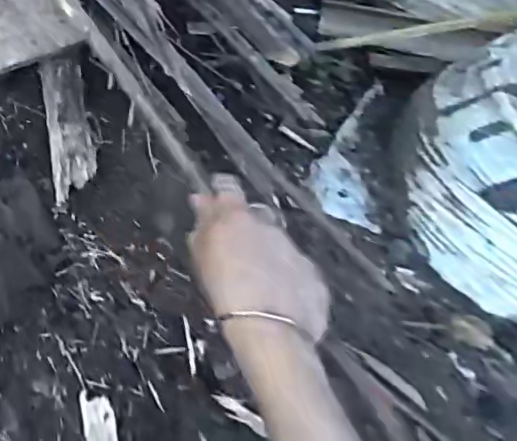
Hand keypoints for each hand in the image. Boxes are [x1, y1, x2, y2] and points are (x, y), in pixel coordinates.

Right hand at [189, 175, 330, 342]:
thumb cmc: (224, 287)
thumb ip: (203, 222)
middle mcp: (269, 226)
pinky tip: (278, 295)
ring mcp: (296, 251)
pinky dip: (288, 275)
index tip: (215, 199)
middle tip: (235, 248)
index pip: (228, 186)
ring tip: (257, 277)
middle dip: (247, 226)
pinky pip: (298, 269)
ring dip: (268, 252)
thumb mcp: (200, 252)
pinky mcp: (316, 278)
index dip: (221, 190)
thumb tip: (202, 202)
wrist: (269, 330)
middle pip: (256, 215)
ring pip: (278, 243)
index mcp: (236, 215)